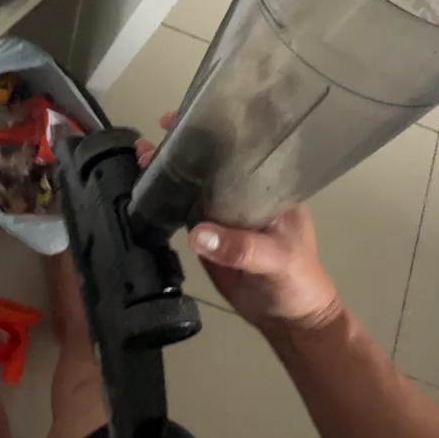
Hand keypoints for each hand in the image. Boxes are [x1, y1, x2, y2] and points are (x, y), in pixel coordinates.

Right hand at [154, 111, 341, 334]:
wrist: (288, 321)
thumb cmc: (297, 281)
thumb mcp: (277, 260)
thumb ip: (241, 248)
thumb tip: (198, 234)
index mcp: (270, 187)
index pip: (244, 149)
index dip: (218, 130)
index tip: (192, 116)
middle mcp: (245, 192)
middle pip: (213, 160)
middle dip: (185, 143)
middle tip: (156, 130)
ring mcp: (224, 211)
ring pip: (194, 181)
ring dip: (170, 166)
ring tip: (142, 153)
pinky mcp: (208, 232)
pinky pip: (183, 209)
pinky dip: (164, 196)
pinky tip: (143, 185)